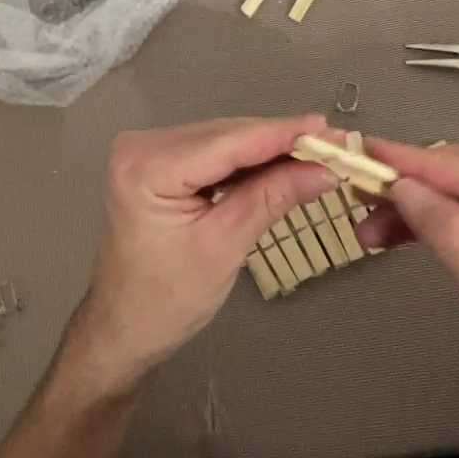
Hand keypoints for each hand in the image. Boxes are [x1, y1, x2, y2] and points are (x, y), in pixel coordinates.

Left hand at [67, 115, 340, 390]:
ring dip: (266, 149)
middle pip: (225, 135)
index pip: (227, 141)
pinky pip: (209, 152)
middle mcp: (141, 145)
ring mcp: (145, 150)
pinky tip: (279, 162)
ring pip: (221, 139)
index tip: (329, 129)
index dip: (281, 133)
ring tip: (318, 152)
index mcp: (146, 166)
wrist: (123, 327)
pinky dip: (244, 160)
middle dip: (279, 141)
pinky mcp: (155, 161)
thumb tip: (324, 169)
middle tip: (335, 144)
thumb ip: (271, 198)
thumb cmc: (167, 300)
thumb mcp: (224, 247)